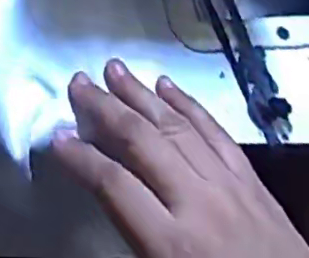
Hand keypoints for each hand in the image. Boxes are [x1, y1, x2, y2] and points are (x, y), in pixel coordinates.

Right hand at [52, 60, 308, 257]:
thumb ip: (136, 247)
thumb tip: (107, 204)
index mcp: (173, 246)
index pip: (115, 187)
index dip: (82, 160)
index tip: (57, 136)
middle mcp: (198, 203)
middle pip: (143, 142)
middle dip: (107, 109)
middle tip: (79, 82)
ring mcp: (228, 184)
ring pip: (177, 125)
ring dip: (142, 94)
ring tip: (115, 69)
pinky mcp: (251, 178)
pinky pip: (215, 131)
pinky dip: (189, 104)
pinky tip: (168, 85)